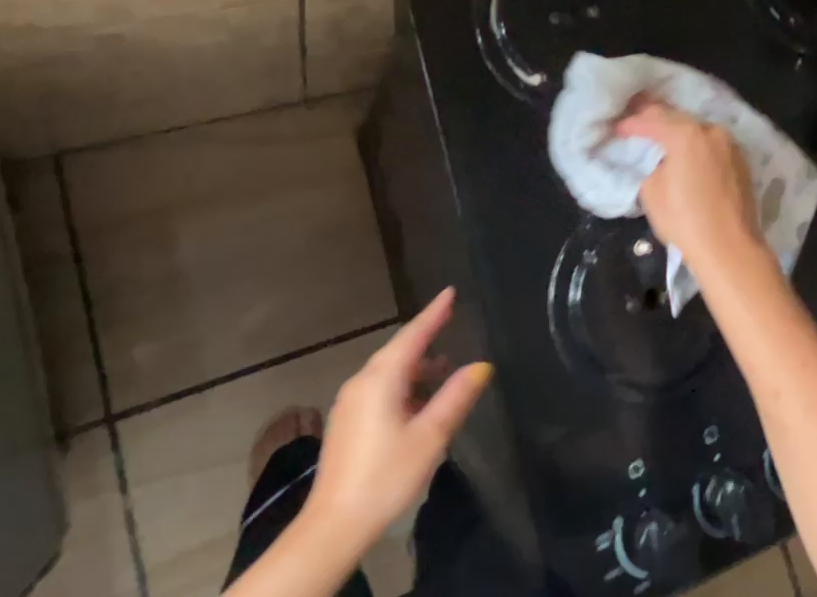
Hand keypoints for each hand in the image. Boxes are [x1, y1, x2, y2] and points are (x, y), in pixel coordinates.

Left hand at [306, 288, 491, 544]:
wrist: (335, 523)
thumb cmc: (386, 476)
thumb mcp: (430, 436)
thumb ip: (456, 397)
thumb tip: (481, 365)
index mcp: (382, 379)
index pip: (413, 335)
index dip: (434, 313)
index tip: (450, 292)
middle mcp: (362, 383)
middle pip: (398, 351)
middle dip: (425, 336)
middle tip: (450, 321)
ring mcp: (350, 403)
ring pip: (388, 372)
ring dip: (416, 366)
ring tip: (443, 367)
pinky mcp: (347, 423)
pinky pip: (379, 389)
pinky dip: (403, 384)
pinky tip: (418, 401)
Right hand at [616, 101, 767, 272]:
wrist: (729, 248)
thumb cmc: (684, 219)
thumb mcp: (651, 191)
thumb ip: (649, 165)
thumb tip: (654, 159)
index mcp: (686, 135)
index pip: (651, 121)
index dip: (631, 124)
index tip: (617, 129)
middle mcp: (711, 131)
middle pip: (676, 118)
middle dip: (654, 119)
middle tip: (634, 121)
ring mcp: (730, 145)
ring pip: (696, 130)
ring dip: (676, 130)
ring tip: (658, 134)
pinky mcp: (740, 161)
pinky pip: (710, 144)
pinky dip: (695, 144)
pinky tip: (685, 153)